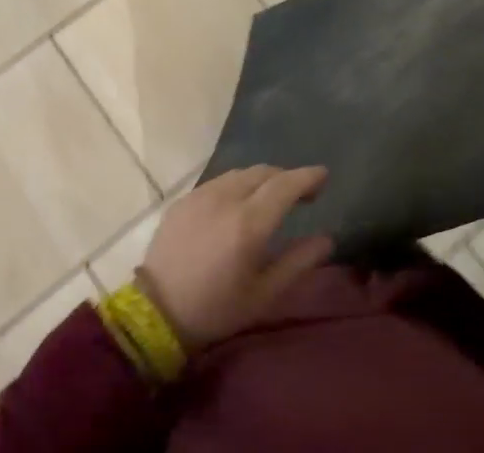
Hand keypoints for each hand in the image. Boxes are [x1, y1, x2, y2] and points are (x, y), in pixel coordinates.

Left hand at [138, 166, 332, 350]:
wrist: (157, 310)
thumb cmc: (217, 308)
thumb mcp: (265, 294)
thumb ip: (298, 262)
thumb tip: (326, 239)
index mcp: (248, 223)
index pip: (284, 185)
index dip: (307, 177)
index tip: (324, 176)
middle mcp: (224, 199)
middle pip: (262, 172)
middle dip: (286, 177)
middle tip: (302, 194)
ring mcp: (200, 196)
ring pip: (238, 173)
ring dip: (262, 179)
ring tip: (272, 197)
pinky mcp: (183, 200)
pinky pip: (217, 182)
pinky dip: (237, 185)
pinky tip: (239, 204)